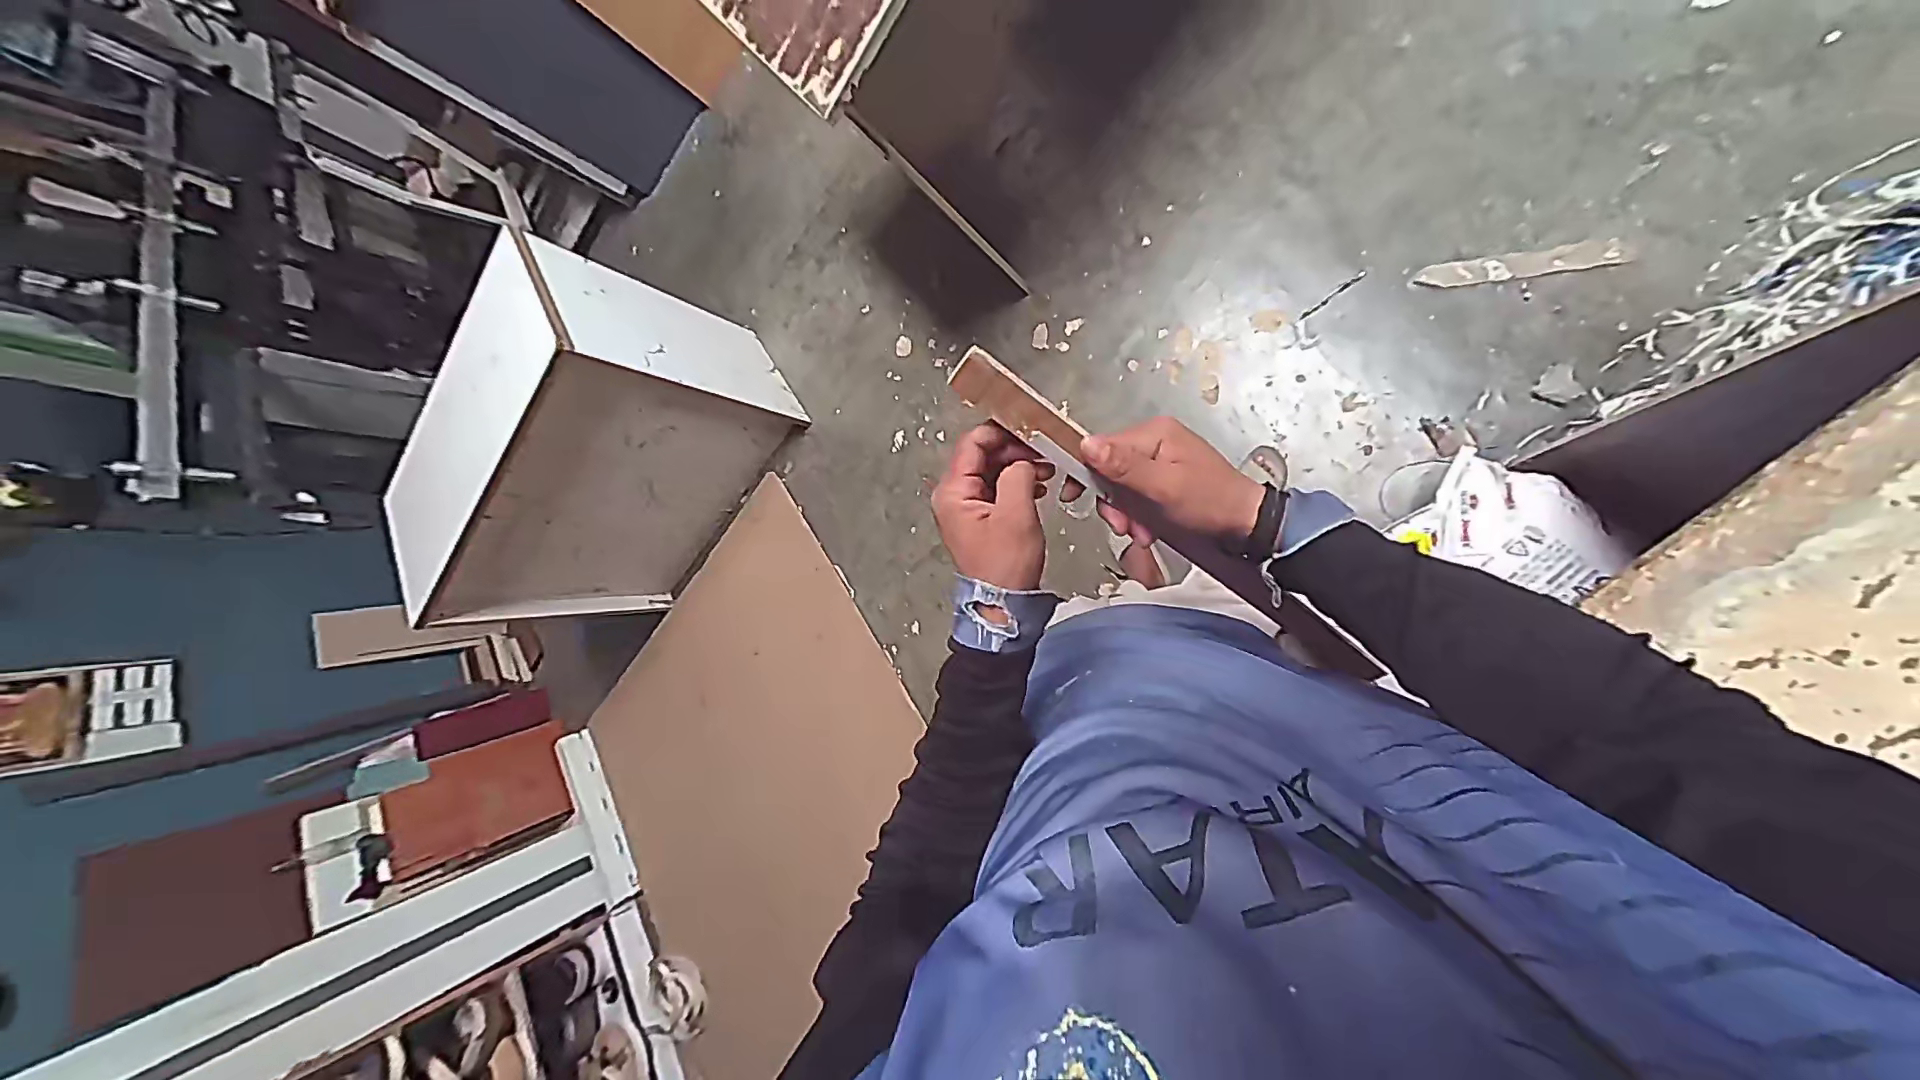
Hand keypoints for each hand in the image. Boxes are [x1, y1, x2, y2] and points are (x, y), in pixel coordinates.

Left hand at [932, 423, 1053, 589]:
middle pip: (982, 455)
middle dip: (1014, 450)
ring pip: (992, 470)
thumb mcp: (1016, 513)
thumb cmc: (1005, 565)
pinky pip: (997, 488)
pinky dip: (1017, 482)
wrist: (1004, 604)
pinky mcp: (980, 517)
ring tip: (1045, 470)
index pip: (972, 443)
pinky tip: (1037, 486)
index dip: (1001, 433)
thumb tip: (1023, 459)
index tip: (1030, 430)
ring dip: (1018, 466)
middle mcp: (954, 496)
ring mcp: (966, 507)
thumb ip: (1018, 475)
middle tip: (1043, 452)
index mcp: (953, 492)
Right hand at [1082, 417, 1264, 543]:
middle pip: (1109, 469)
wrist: (1244, 525)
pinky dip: (1135, 515)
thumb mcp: (1163, 486)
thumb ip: (1124, 467)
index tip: (1074, 496)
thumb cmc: (1210, 502)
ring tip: (1139, 532)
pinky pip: (1134, 495)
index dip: (1086, 473)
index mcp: (1154, 434)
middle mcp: (1154, 442)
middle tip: (1122, 524)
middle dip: (1112, 501)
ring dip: (1124, 513)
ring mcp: (1158, 461)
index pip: (1103, 448)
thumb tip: (1087, 445)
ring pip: (1120, 486)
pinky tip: (1146, 529)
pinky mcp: (1162, 480)